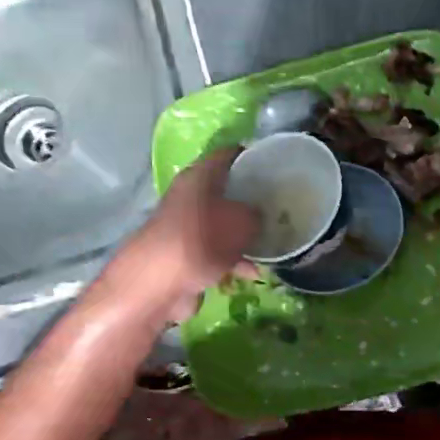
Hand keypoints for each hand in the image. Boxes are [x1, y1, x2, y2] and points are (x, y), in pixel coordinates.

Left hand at [111, 148, 259, 321]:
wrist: (160, 284)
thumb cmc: (203, 239)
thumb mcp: (243, 221)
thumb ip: (257, 214)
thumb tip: (259, 215)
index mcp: (200, 177)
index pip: (228, 155)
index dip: (251, 155)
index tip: (274, 161)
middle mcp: (190, 197)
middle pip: (226, 191)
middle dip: (251, 198)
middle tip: (279, 203)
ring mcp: (187, 228)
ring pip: (223, 224)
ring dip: (245, 233)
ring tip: (272, 240)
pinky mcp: (186, 256)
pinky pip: (217, 252)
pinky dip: (234, 260)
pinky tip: (254, 272)